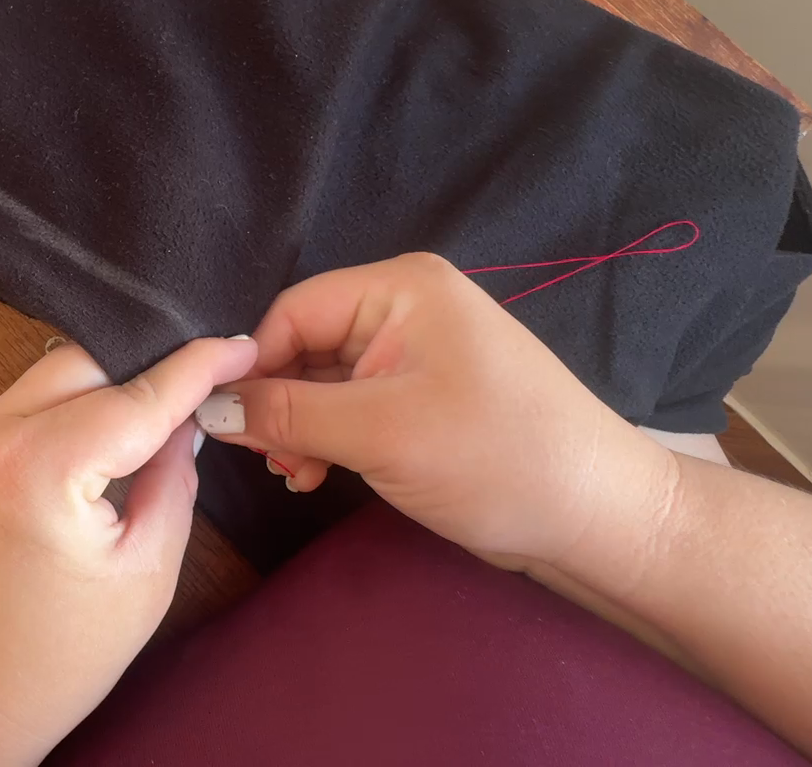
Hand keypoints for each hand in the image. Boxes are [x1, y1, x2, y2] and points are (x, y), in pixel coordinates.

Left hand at [0, 336, 257, 765]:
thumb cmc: (56, 657)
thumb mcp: (145, 572)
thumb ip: (172, 478)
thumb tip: (187, 418)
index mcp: (39, 468)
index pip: (138, 395)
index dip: (198, 366)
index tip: (241, 347)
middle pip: (91, 362)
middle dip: (151, 367)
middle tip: (203, 387)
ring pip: (60, 370)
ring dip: (112, 380)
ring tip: (160, 410)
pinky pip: (34, 395)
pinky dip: (78, 398)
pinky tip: (108, 424)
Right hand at [197, 253, 674, 570]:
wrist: (604, 522)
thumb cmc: (494, 457)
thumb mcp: (379, 432)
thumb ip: (285, 414)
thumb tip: (207, 407)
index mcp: (398, 289)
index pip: (294, 313)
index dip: (256, 365)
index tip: (230, 422)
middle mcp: (400, 308)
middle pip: (305, 346)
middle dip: (280, 404)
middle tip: (268, 459)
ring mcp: (411, 351)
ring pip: (321, 379)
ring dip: (299, 426)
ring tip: (295, 475)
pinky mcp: (417, 392)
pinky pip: (348, 403)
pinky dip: (326, 436)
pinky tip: (316, 473)